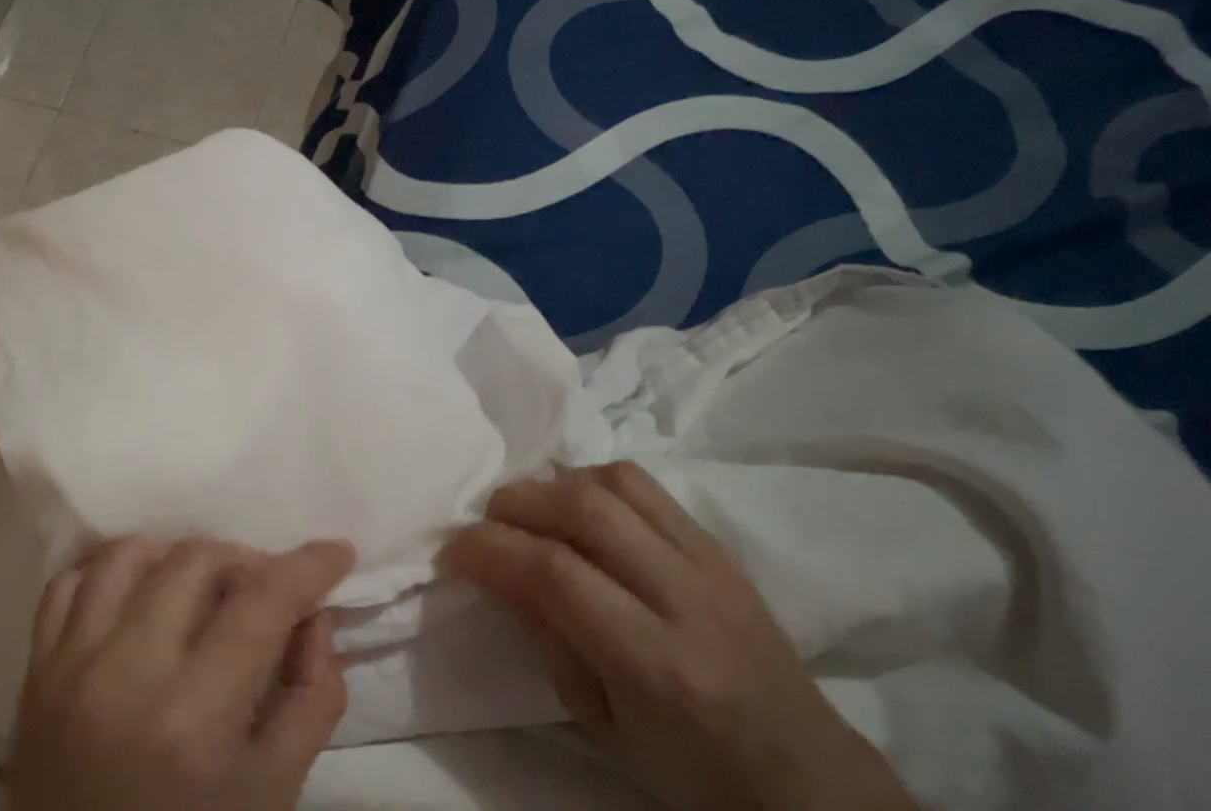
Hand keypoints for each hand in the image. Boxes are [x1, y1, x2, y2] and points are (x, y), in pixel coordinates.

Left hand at [4, 536, 354, 810]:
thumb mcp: (275, 790)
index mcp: (194, 715)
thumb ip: (312, 699)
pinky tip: (138, 590)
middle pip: (194, 562)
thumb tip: (314, 618)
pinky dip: (109, 570)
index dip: (308, 566)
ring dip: (178, 555)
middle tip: (267, 589)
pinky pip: (67, 583)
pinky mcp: (35, 670)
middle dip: (246, 560)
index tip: (336, 553)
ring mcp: (70, 665)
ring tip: (203, 584)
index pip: (261, 603)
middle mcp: (126, 673)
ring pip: (127, 555)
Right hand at [440, 463, 919, 810]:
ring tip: (527, 509)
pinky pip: (648, 487)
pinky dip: (594, 481)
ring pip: (619, 482)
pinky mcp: (721, 545)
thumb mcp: (600, 722)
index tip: (451, 552)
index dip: (490, 551)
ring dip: (555, 482)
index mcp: (656, 663)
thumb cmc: (687, 764)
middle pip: (586, 508)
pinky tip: (574, 505)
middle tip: (482, 522)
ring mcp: (712, 562)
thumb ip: (548, 638)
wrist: (799, 769)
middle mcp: (687, 597)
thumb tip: (496, 570)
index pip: (556, 574)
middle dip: (516, 502)